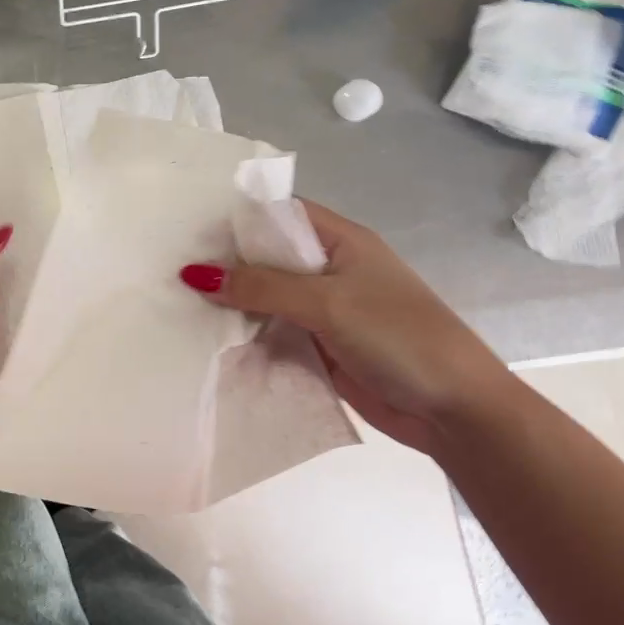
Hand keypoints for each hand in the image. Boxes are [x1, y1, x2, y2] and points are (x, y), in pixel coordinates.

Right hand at [180, 200, 513, 453]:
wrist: (454, 409)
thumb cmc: (398, 336)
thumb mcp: (327, 302)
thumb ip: (261, 287)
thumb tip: (194, 273)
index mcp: (341, 242)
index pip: (280, 215)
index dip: (238, 219)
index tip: (189, 228)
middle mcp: (330, 271)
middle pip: (267, 259)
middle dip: (225, 265)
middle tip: (169, 267)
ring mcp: (325, 311)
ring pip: (267, 299)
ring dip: (232, 305)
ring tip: (176, 303)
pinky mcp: (320, 348)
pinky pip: (274, 334)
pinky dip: (247, 336)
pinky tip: (208, 340)